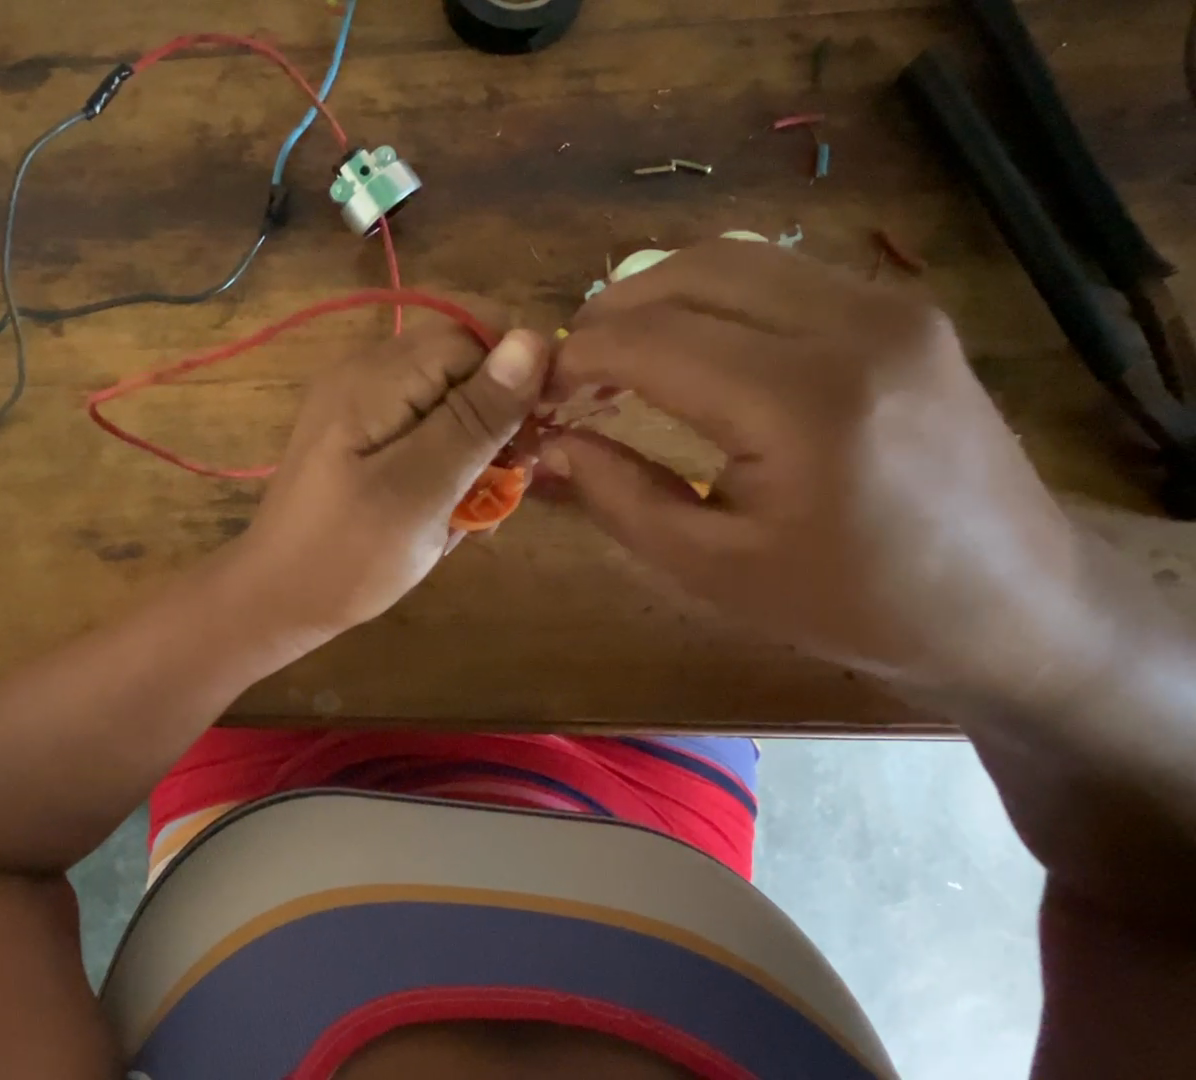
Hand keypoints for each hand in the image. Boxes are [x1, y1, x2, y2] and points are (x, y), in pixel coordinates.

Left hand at [228, 309, 549, 637]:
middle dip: (497, 417)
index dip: (518, 375)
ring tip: (477, 510)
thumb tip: (532, 339)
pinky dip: (445, 465)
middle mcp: (363, 375)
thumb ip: (476, 415)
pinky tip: (449, 512)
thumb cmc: (349, 553)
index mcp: (375, 377)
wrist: (276, 601)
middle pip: (460, 363)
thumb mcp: (423, 486)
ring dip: (475, 449)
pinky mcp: (358, 439)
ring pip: (446, 400)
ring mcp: (358, 408)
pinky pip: (420, 430)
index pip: (474, 333)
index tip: (537, 435)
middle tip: (507, 481)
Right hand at [544, 239, 1102, 700]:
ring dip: (657, 296)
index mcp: (800, 401)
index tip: (536, 395)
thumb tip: (552, 441)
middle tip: (569, 371)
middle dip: (607, 313)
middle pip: (688, 271)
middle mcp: (851, 326)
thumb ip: (617, 495)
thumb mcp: (710, 567)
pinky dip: (711, 298)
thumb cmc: (850, 602)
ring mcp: (888, 307)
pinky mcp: (903, 310)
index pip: (648, 339)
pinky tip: (690, 351)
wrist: (1013, 604)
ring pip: (733, 257)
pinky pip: (779, 274)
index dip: (573, 357)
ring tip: (619, 356)